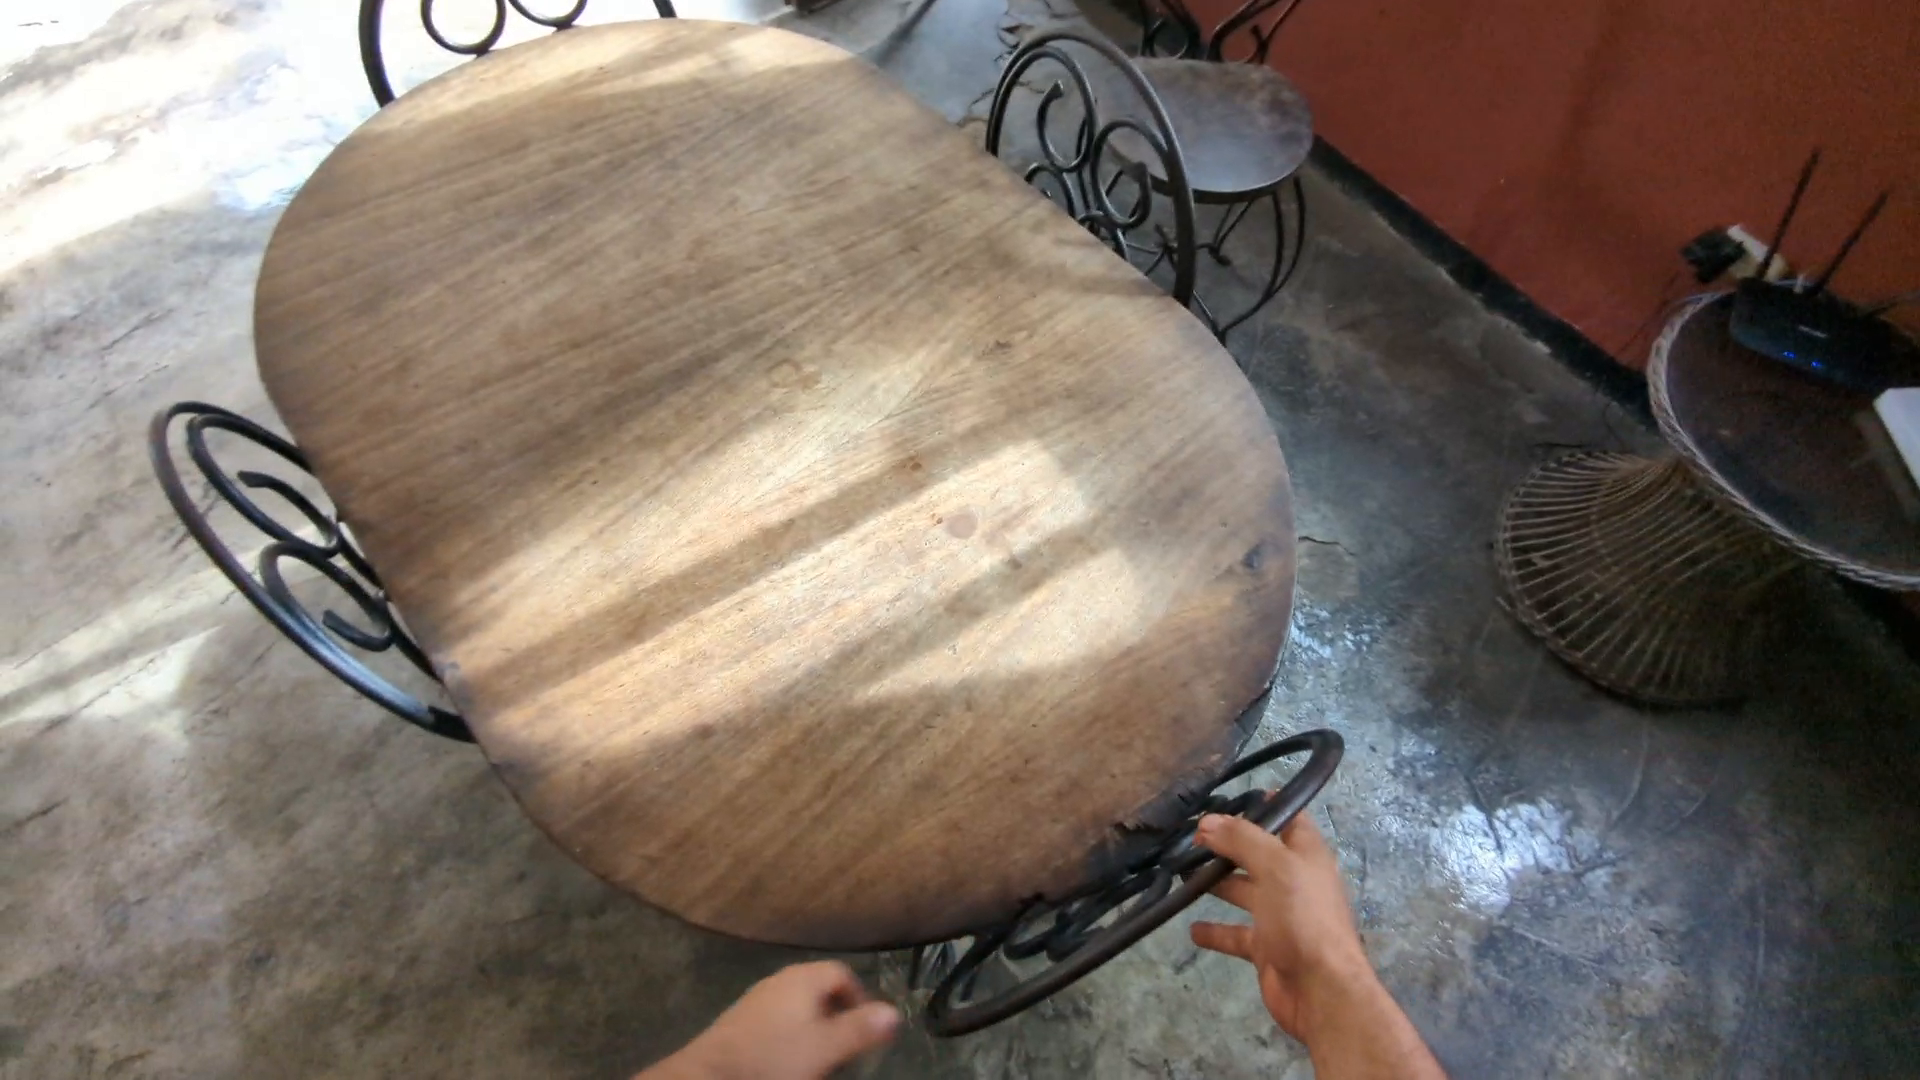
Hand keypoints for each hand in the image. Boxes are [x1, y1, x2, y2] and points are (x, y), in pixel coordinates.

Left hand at [636, 961, 899, 1079]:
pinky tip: (786, 1059)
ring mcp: (758, 997)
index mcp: (803, 977)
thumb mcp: (824, 1049)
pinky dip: (790, 1034)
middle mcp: (781, 979)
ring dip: (813, 1026)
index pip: (842, 973)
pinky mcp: (740, 1020)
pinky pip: (777, 1018)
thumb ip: (860, 1030)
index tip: (865, 1030)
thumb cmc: (773, 1059)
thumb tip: (896, 1012)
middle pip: (819, 988)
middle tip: (844, 1047)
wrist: (709, 1077)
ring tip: (818, 1057)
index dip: (859, 998)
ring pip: (797, 1005)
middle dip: (836, 1015)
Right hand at [1189, 811, 1372, 1040]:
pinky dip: (1214, 930)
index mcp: (1305, 854)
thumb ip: (1240, 838)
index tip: (1223, 799)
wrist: (1322, 992)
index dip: (1260, 805)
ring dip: (1215, 881)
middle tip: (1188, 836)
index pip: (1287, 817)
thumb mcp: (1274, 865)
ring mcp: (1280, 914)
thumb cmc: (1303, 917)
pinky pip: (1235, 933)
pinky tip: (1192, 929)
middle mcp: (1294, 880)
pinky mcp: (1266, 946)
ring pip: (1243, 890)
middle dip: (1225, 843)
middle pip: (1257, 852)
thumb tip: (1206, 822)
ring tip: (1179, 871)